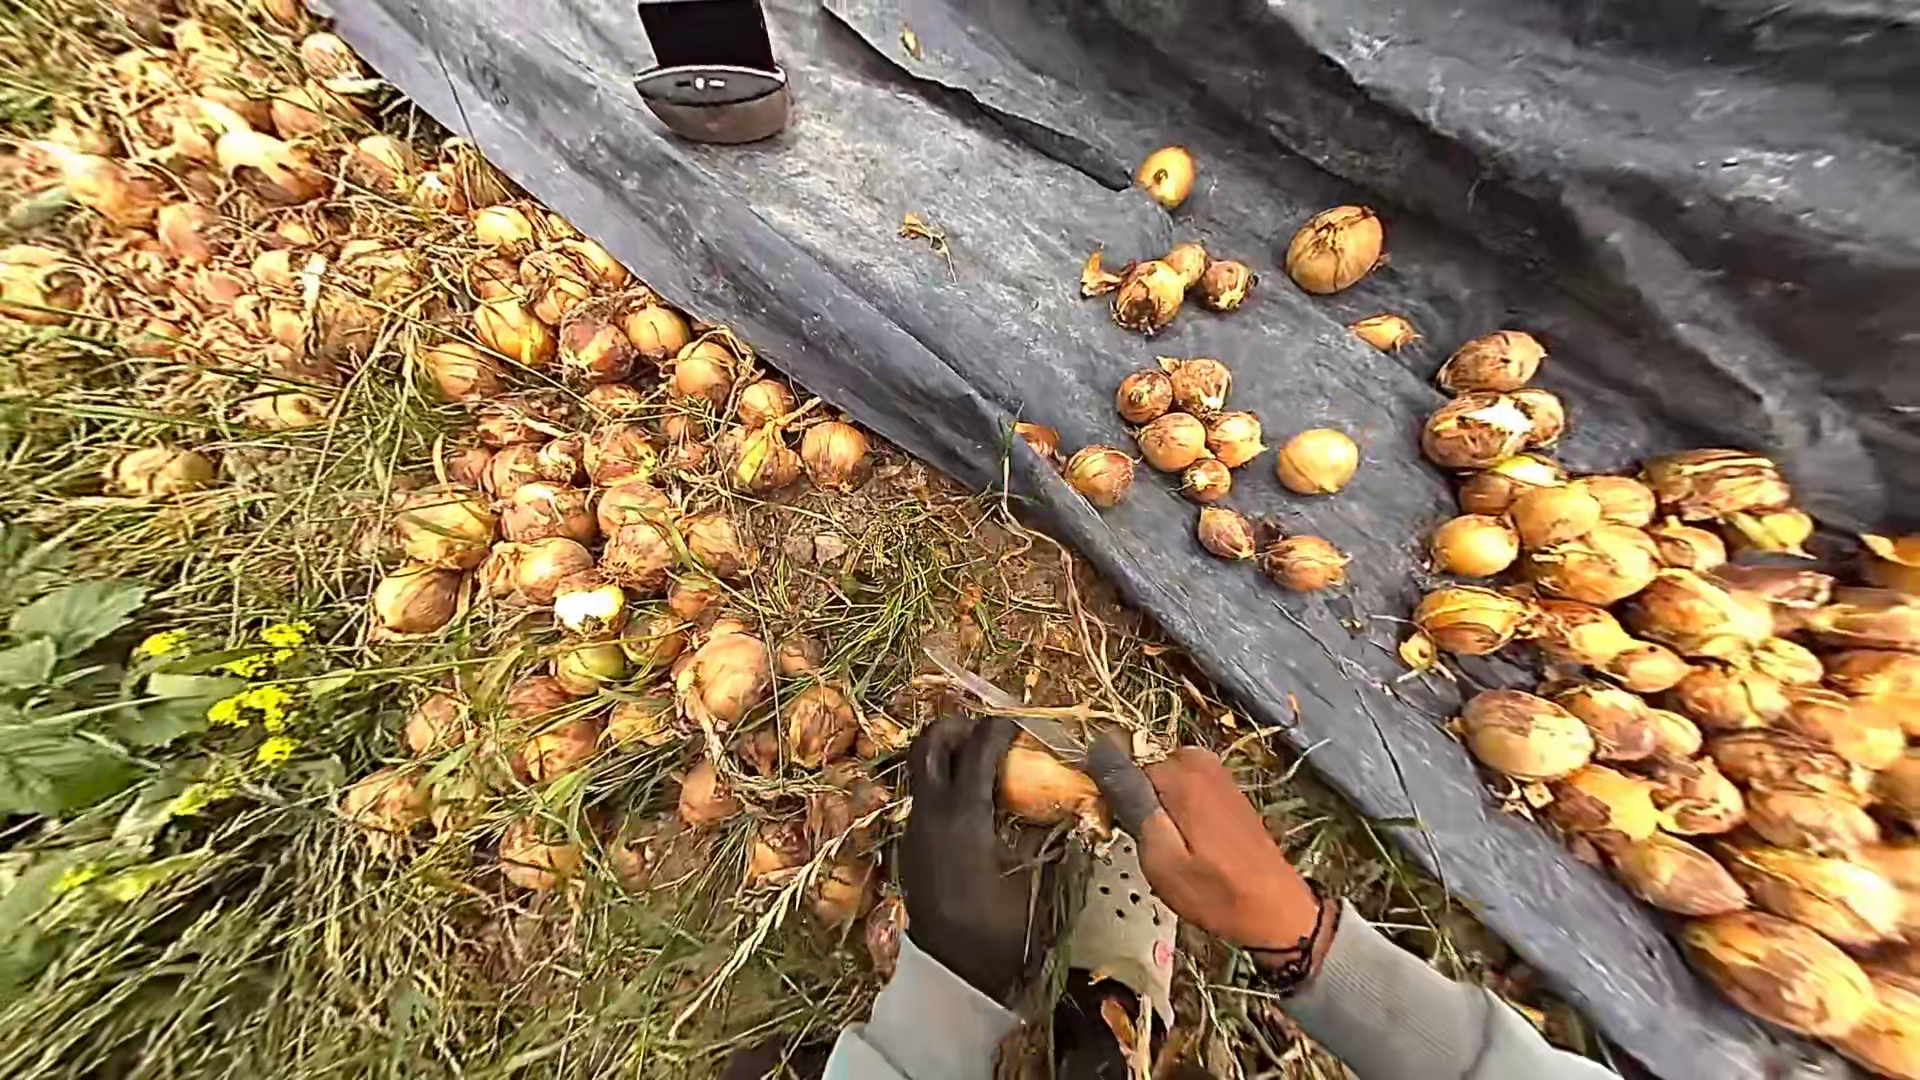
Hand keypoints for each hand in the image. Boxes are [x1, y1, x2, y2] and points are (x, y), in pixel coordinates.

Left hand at [901, 714, 1031, 1000]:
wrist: (952, 974)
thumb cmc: (997, 928)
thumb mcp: (1032, 878)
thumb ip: (1046, 832)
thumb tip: (1065, 802)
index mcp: (963, 814)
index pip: (977, 749)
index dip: (998, 729)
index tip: (1017, 726)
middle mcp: (931, 810)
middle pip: (929, 742)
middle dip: (956, 726)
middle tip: (985, 733)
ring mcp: (916, 825)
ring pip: (920, 766)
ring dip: (945, 751)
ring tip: (977, 759)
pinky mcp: (911, 840)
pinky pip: (923, 792)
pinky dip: (942, 779)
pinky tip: (969, 799)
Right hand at [1089, 744, 1331, 965]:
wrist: (1281, 914)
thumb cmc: (1217, 893)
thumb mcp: (1161, 856)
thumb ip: (1129, 799)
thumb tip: (1100, 748)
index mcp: (1180, 773)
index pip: (1120, 769)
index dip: (1117, 803)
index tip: (1129, 835)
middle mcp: (1197, 760)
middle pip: (1141, 773)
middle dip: (1140, 805)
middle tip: (1157, 849)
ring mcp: (1213, 769)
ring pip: (1159, 781)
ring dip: (1158, 809)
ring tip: (1177, 848)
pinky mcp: (1223, 782)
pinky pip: (1181, 785)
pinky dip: (1178, 809)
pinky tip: (1193, 842)